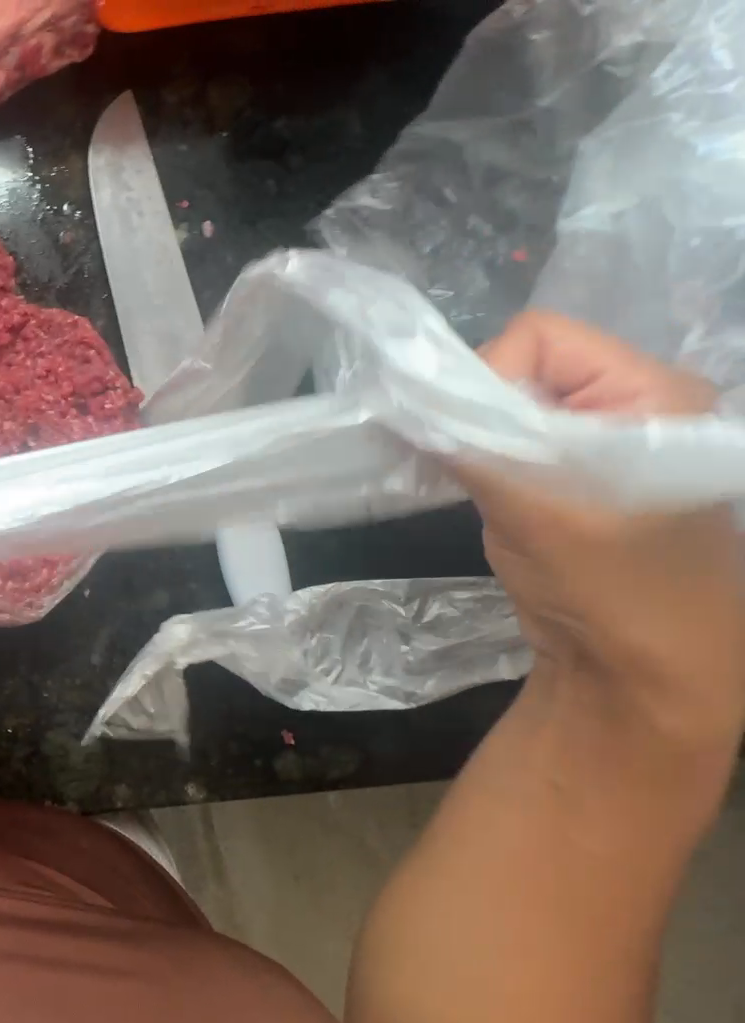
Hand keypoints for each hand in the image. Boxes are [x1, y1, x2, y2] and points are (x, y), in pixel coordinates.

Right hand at [458, 313, 744, 736]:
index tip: (468, 435)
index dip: (487, 375)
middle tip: (456, 460)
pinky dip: (467, 455)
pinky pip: (499, 437)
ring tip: (461, 478)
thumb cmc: (611, 583)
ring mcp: (592, 440)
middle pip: (516, 366)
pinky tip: (462, 486)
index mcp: (648, 393)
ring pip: (500, 405)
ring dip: (465, 435)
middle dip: (469, 408)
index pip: (540, 337)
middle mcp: (624, 403)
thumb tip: (395, 402)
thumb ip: (470, 446)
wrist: (637, 664)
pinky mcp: (559, 471)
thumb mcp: (536, 508)